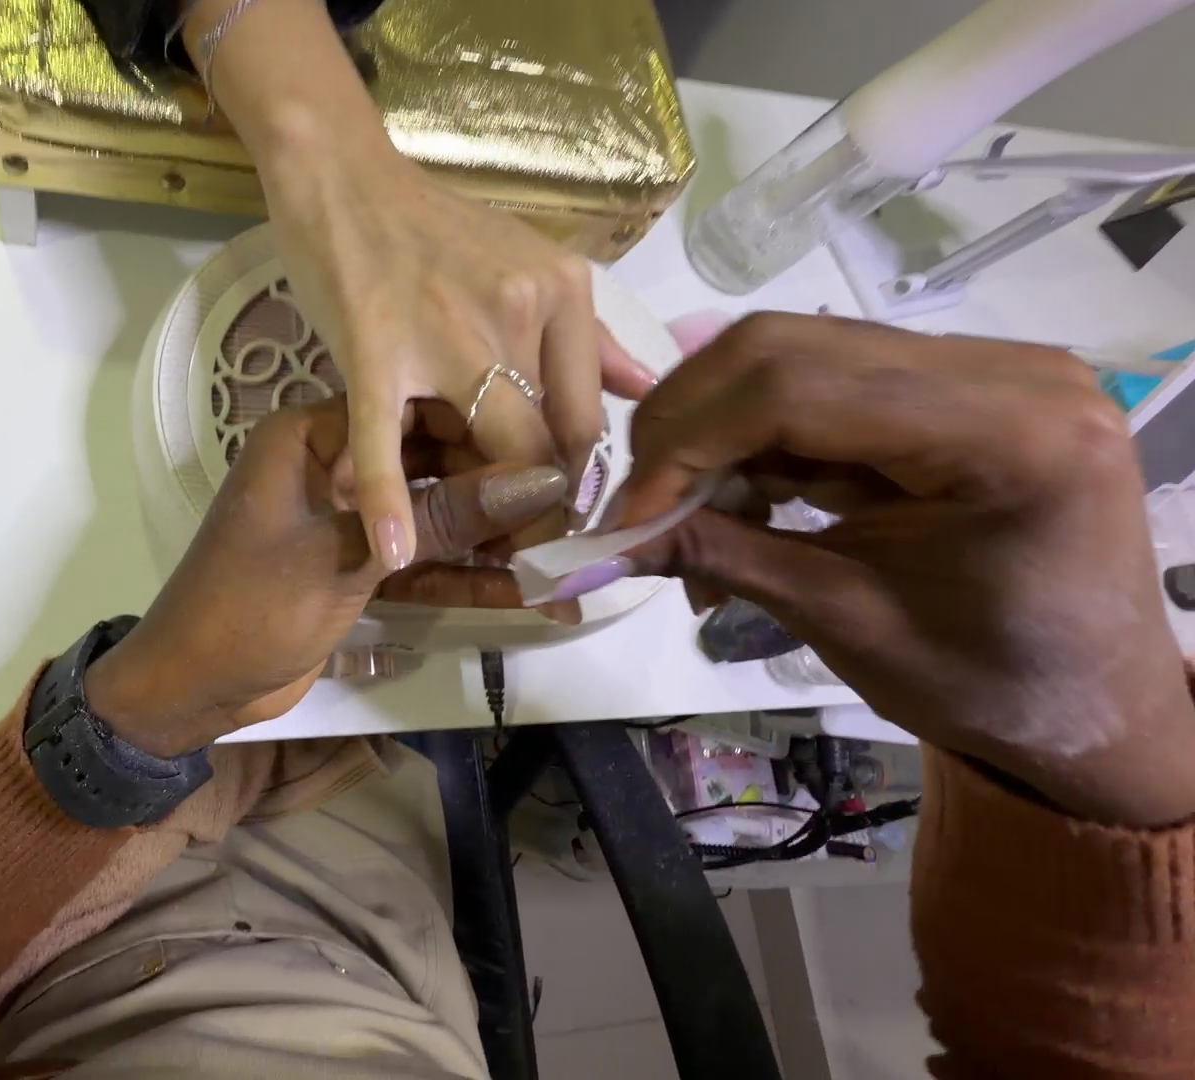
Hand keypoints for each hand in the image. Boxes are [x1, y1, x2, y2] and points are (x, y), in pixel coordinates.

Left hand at [88, 398, 566, 756]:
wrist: (192, 685)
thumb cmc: (252, 605)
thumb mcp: (349, 556)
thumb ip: (442, 517)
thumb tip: (539, 480)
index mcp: (310, 435)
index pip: (413, 408)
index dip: (485, 429)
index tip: (556, 454)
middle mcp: (330, 465)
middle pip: (427, 463)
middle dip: (494, 492)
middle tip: (568, 515)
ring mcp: (343, 518)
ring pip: (426, 516)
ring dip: (484, 540)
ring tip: (558, 559)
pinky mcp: (351, 565)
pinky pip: (413, 560)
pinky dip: (455, 576)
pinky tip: (517, 592)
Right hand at [264, 144, 656, 569]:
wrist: (342, 179)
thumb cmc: (429, 227)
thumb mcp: (527, 263)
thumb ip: (588, 332)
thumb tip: (644, 384)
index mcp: (561, 292)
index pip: (585, 418)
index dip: (574, 487)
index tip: (555, 524)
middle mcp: (518, 312)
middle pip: (545, 444)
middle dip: (536, 512)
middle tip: (516, 552)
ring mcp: (445, 335)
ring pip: (484, 449)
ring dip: (480, 512)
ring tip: (473, 551)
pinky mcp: (374, 353)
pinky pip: (384, 441)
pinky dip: (387, 501)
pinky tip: (394, 550)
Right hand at [607, 314, 1194, 826]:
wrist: (1083, 698)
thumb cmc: (982, 678)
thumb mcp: (837, 618)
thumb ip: (717, 556)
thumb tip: (608, 540)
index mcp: (1006, 433)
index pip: (791, 387)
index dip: (685, 445)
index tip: (630, 518)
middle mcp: (999, 370)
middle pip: (775, 348)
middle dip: (682, 427)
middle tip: (643, 504)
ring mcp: (969, 368)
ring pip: (778, 356)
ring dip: (705, 433)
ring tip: (686, 511)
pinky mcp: (936, 386)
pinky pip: (800, 386)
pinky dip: (740, 443)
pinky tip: (734, 501)